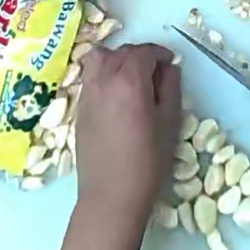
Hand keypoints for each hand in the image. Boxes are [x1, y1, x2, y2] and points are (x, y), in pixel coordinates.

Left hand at [73, 44, 181, 220]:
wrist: (111, 198)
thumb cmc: (147, 163)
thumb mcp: (169, 123)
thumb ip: (170, 88)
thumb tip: (170, 67)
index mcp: (129, 80)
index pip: (144, 51)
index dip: (160, 53)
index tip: (170, 63)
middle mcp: (104, 78)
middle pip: (123, 51)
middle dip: (142, 56)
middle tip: (156, 73)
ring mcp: (88, 90)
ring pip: (101, 57)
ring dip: (118, 58)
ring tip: (131, 77)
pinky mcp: (79, 105)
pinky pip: (91, 74)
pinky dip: (104, 72)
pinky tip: (116, 93)